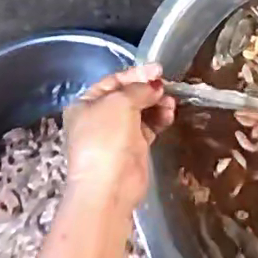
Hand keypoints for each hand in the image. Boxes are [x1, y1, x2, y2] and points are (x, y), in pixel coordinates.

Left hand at [62, 64, 176, 209]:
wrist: (109, 187)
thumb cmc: (106, 138)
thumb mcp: (120, 102)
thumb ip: (140, 88)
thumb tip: (155, 87)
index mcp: (86, 104)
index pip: (114, 80)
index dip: (137, 73)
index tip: (159, 70)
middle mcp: (100, 117)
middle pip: (130, 94)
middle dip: (150, 89)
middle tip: (167, 88)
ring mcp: (117, 133)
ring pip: (142, 109)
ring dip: (158, 103)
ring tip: (170, 104)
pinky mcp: (133, 147)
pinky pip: (149, 125)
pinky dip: (160, 118)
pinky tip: (169, 115)